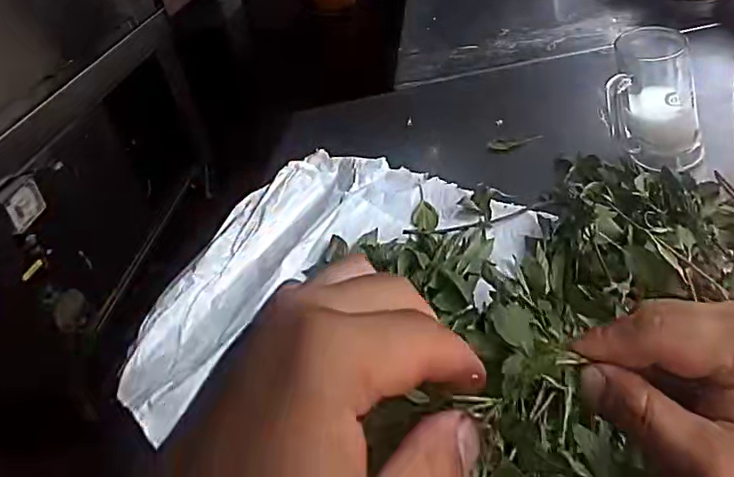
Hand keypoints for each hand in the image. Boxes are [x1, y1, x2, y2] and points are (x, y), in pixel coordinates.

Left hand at [167, 254, 485, 476]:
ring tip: (408, 361)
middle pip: (391, 292)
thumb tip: (465, 425)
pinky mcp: (252, 335)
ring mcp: (270, 317)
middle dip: (428, 331)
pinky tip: (358, 354)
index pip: (419, 334)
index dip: (459, 359)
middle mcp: (300, 311)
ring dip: (389, 310)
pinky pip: (318, 292)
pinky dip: (351, 306)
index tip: (482, 387)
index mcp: (329, 349)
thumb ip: (424, 468)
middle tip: (448, 381)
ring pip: (354, 277)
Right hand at [572, 300, 733, 476]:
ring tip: (608, 388)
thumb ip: (647, 416)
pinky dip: (655, 367)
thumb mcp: (710, 464)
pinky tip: (641, 390)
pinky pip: (679, 346)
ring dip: (634, 358)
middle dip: (621, 350)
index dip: (609, 342)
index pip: (660, 327)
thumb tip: (586, 375)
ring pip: (663, 331)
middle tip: (583, 380)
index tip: (565, 358)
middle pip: (660, 322)